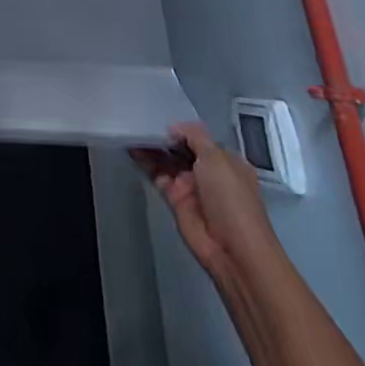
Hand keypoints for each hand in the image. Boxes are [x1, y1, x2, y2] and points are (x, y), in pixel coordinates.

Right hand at [132, 121, 277, 275]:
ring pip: (168, 162)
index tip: (162, 117)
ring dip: (153, 148)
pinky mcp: (176, 201)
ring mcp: (192, 187)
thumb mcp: (217, 159)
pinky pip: (158, 177)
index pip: (201, 139)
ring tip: (133, 131)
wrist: (231, 249)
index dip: (183, 129)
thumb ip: (195, 137)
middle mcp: (210, 173)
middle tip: (142, 121)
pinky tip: (133, 149)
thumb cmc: (231, 198)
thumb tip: (175, 127)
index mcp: (227, 161)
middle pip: (183, 150)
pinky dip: (146, 164)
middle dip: (165, 138)